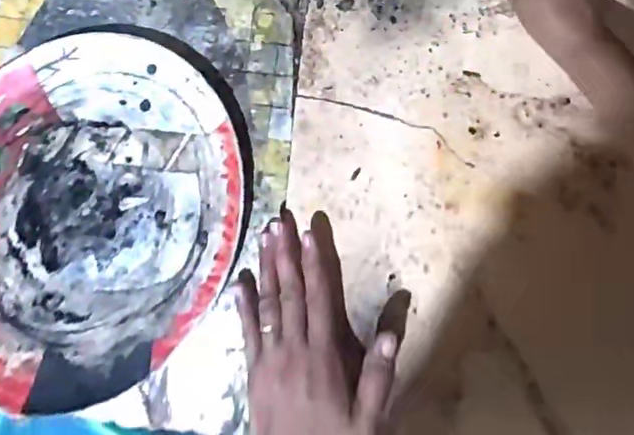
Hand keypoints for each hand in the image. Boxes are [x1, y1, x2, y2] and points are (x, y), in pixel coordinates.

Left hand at [236, 209, 401, 434]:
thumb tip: (393, 326)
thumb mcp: (368, 420)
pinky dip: (243, 304)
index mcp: (323, 355)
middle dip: (286, 253)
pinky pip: (247, 332)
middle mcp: (294, 349)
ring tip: (265, 236)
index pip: (319, 297)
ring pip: (268, 304)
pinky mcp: (254, 373)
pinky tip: (240, 281)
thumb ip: (379, 374)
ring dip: (267, 268)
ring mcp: (270, 359)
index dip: (315, 262)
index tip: (310, 231)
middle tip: (282, 219)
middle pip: (290, 291)